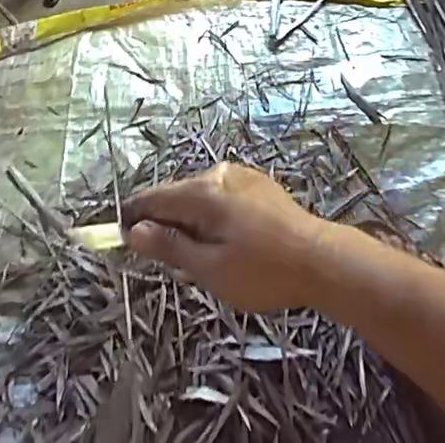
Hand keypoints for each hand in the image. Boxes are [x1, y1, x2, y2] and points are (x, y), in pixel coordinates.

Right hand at [123, 163, 333, 312]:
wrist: (319, 259)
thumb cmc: (261, 270)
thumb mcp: (208, 268)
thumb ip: (169, 246)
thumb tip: (134, 231)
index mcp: (202, 191)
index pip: (153, 198)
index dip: (134, 219)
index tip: (124, 242)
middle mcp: (219, 173)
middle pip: (176, 195)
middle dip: (166, 224)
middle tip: (175, 264)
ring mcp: (241, 175)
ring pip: (200, 196)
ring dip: (191, 222)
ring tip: (205, 259)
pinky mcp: (258, 183)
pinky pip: (221, 196)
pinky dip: (213, 215)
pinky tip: (228, 242)